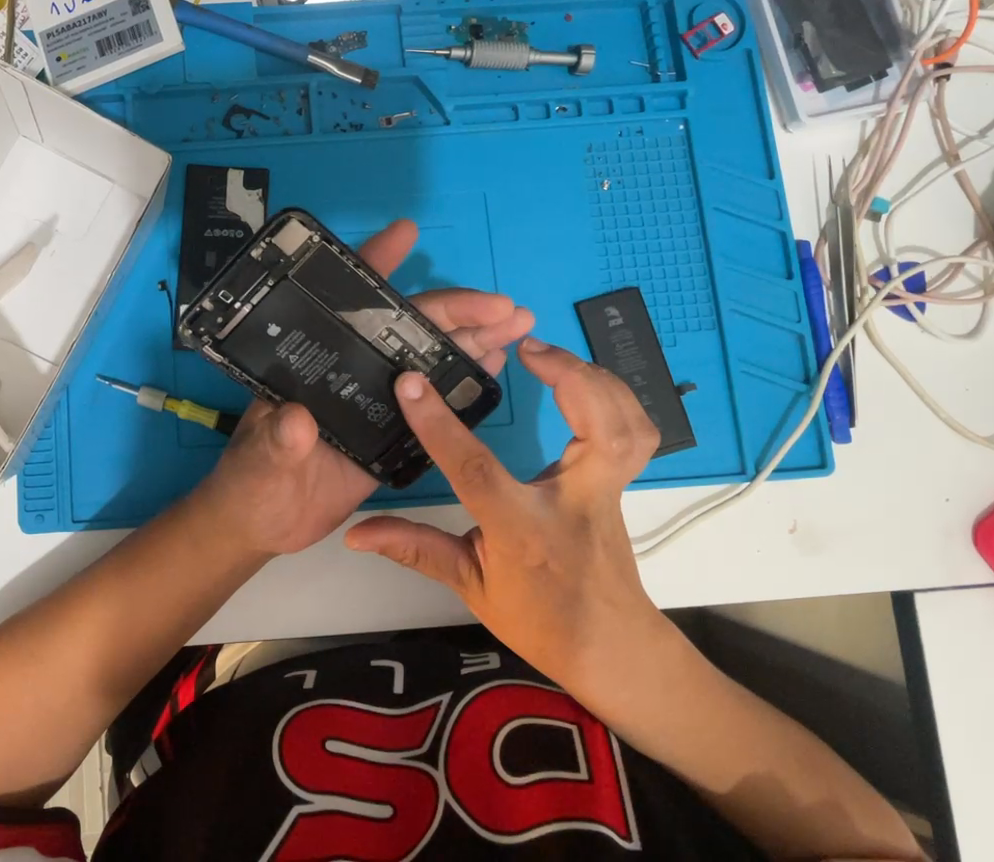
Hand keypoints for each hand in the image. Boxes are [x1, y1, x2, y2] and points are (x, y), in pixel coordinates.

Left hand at [192, 219, 534, 556]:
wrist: (264, 523)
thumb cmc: (251, 482)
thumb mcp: (261, 458)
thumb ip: (277, 441)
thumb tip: (297, 423)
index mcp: (317, 362)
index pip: (345, 303)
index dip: (374, 264)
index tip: (405, 232)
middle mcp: (350, 370)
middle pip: (406, 328)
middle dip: (455, 308)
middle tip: (505, 305)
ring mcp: (375, 400)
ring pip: (429, 358)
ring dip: (472, 337)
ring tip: (517, 324)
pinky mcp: (392, 433)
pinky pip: (434, 401)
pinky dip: (464, 381)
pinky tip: (494, 364)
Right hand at [343, 338, 663, 688]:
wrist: (611, 647)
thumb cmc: (538, 619)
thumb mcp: (470, 585)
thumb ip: (415, 548)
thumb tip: (356, 533)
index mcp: (525, 529)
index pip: (476, 469)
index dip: (440, 425)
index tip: (411, 384)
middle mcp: (576, 503)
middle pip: (598, 429)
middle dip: (569, 376)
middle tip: (526, 346)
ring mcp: (609, 491)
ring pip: (629, 424)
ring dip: (595, 377)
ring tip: (550, 354)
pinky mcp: (624, 483)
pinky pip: (637, 430)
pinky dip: (617, 395)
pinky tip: (584, 380)